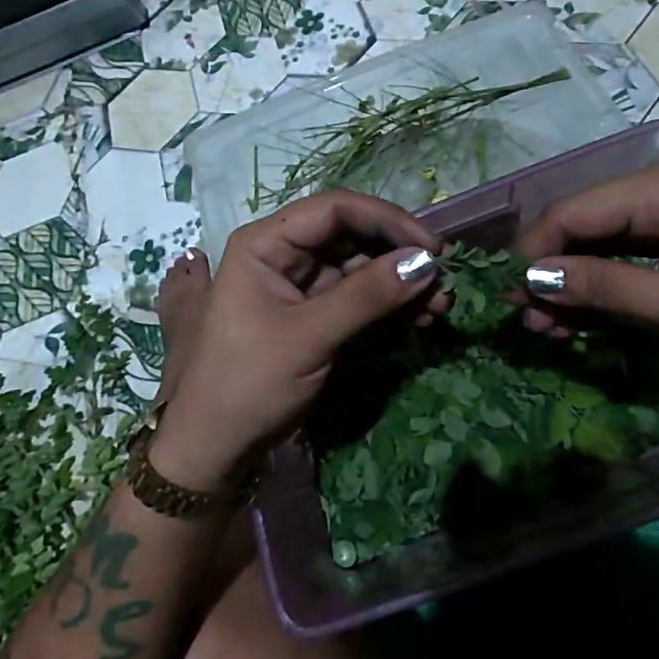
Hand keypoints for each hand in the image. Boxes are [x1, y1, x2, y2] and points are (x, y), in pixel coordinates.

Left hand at [150, 189, 442, 488]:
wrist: (214, 449)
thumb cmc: (247, 384)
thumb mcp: (308, 337)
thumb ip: (367, 296)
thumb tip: (427, 263)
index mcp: (266, 244)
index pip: (336, 209)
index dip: (388, 220)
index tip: (433, 248)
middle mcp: (284, 255)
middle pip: (353, 235)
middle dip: (399, 255)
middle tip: (444, 280)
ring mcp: (300, 285)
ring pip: (362, 268)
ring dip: (401, 283)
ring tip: (441, 305)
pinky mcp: (315, 315)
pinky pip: (360, 298)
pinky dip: (390, 306)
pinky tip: (421, 318)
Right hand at [514, 160, 658, 362]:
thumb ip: (608, 288)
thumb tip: (534, 277)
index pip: (574, 211)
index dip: (535, 251)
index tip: (511, 297)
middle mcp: (658, 188)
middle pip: (579, 224)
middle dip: (550, 271)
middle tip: (527, 321)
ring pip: (594, 243)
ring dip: (568, 283)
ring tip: (545, 328)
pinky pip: (619, 256)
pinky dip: (597, 287)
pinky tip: (576, 319)